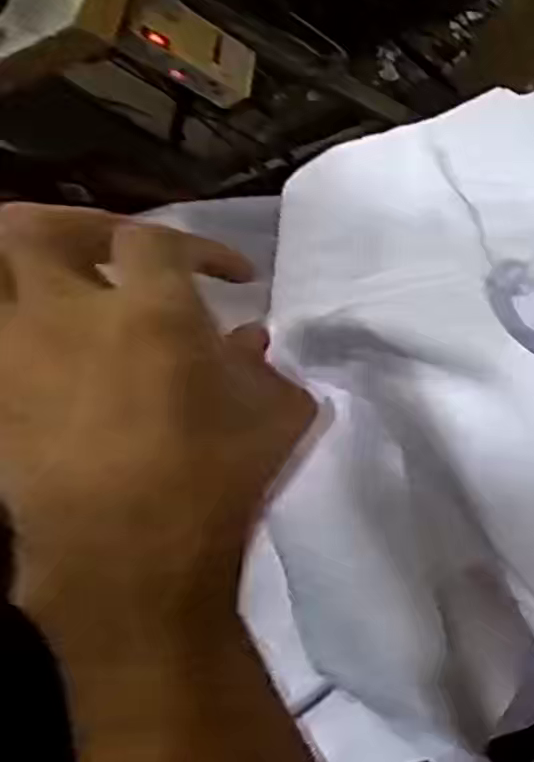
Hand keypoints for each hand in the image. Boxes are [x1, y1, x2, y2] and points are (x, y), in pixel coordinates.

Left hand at [0, 204, 314, 607]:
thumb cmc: (225, 467)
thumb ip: (261, 365)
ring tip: (74, 283)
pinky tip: (61, 343)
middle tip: (128, 250)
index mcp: (157, 318)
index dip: (199, 247)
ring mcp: (8, 349)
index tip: (233, 275)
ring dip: (29, 264)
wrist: (131, 535)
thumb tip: (242, 342)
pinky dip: (24, 320)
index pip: (155, 243)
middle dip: (83, 226)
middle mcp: (66, 316)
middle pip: (31, 228)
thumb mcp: (279, 411)